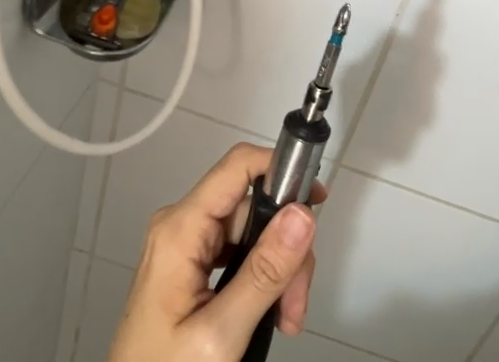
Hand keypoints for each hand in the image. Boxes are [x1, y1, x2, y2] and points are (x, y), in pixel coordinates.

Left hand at [108, 144, 328, 361]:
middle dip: (286, 249)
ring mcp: (187, 246)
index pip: (239, 165)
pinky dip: (263, 280)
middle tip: (296, 304)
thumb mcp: (221, 332)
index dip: (282, 169)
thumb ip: (264, 272)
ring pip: (254, 233)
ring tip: (286, 320)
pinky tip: (272, 314)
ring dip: (279, 272)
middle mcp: (182, 225)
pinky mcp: (192, 265)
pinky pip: (241, 254)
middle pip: (254, 207)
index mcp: (180, 229)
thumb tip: (303, 213)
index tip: (318, 203)